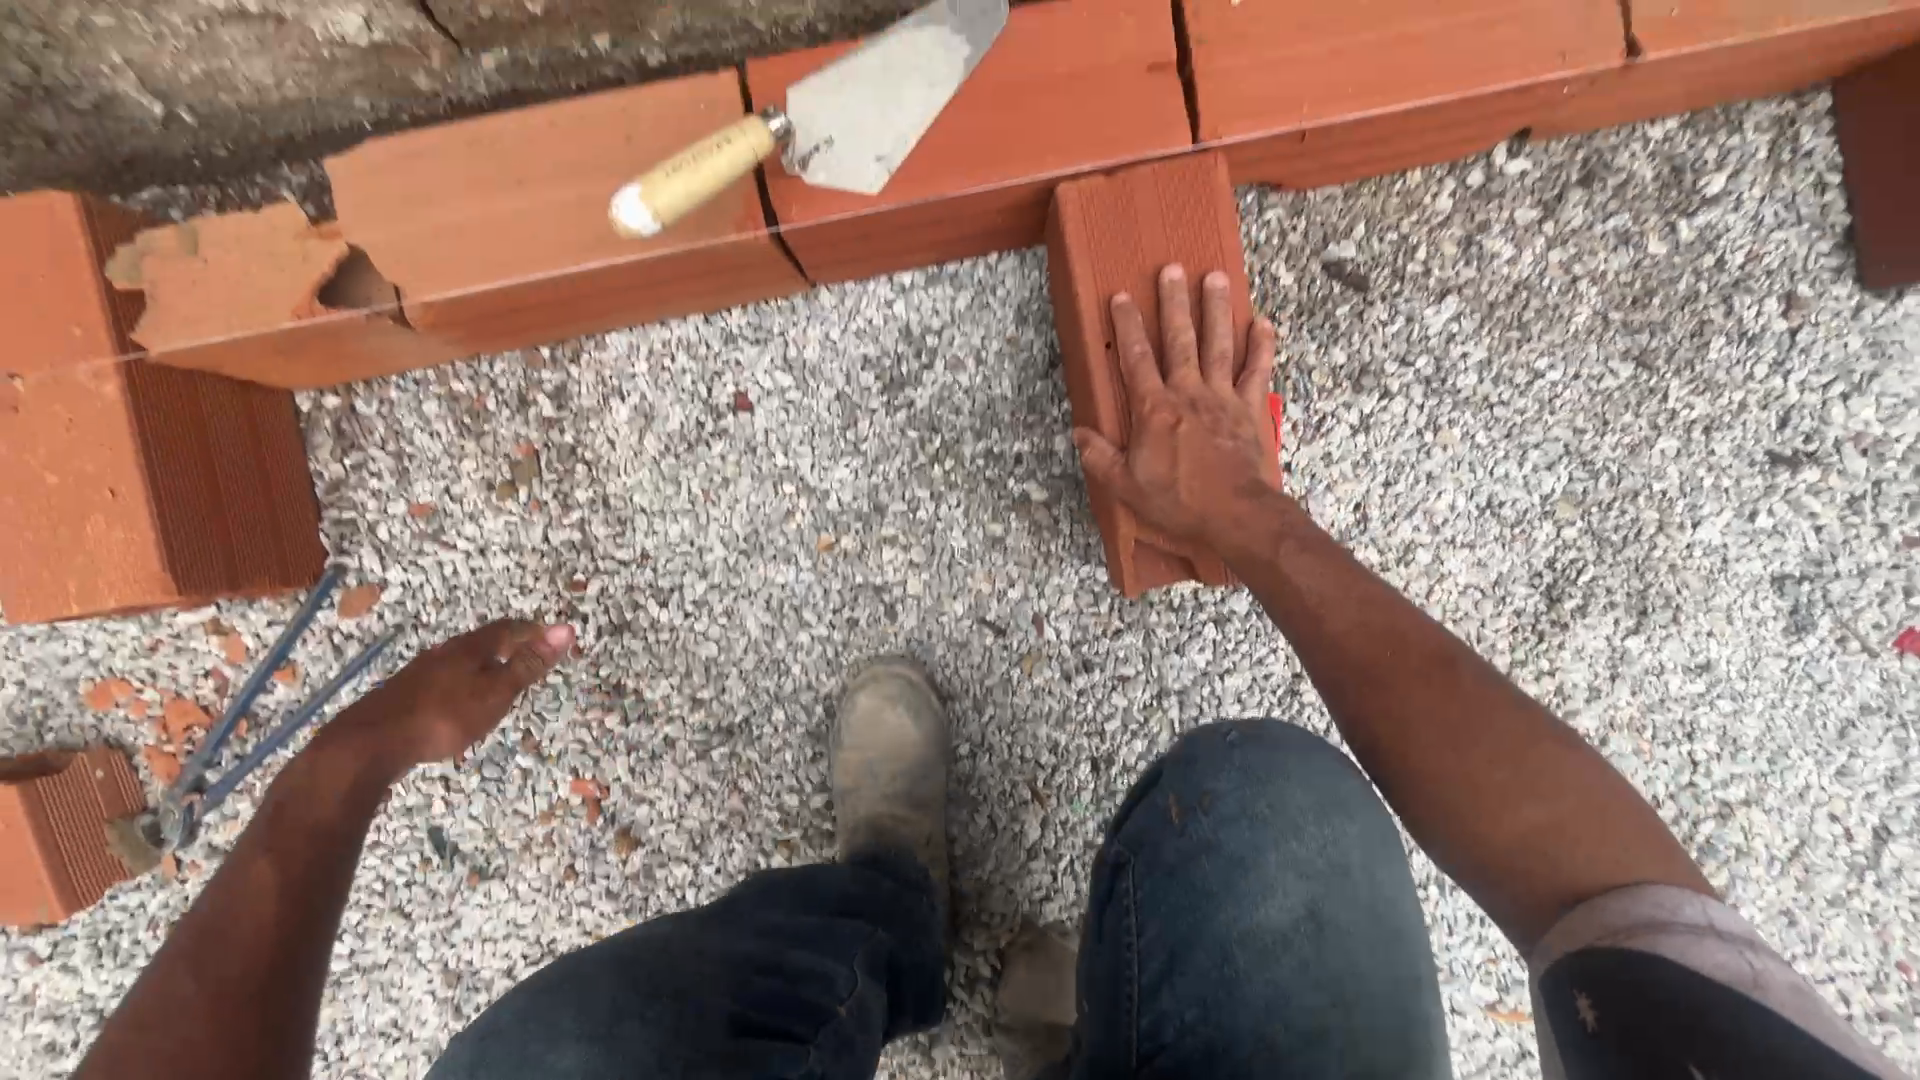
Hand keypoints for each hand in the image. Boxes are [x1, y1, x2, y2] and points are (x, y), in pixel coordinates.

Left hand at [325, 620, 574, 774]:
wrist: (368, 745)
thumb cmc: (444, 716)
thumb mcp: (497, 691)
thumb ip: (530, 663)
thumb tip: (567, 629)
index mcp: (471, 648)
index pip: (509, 628)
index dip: (533, 631)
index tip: (553, 639)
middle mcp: (444, 652)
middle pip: (483, 642)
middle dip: (508, 647)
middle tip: (530, 659)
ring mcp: (420, 673)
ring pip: (461, 662)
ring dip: (484, 667)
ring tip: (499, 683)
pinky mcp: (403, 695)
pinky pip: (443, 681)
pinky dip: (462, 685)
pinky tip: (459, 705)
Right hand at [1073, 264, 1283, 553]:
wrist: (1235, 514)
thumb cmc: (1178, 501)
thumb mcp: (1126, 486)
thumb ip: (1100, 457)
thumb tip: (1078, 434)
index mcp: (1154, 410)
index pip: (1135, 359)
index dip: (1127, 326)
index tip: (1121, 297)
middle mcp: (1188, 394)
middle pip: (1179, 340)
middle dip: (1173, 303)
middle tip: (1172, 268)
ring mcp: (1223, 398)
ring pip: (1218, 345)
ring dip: (1216, 310)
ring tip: (1215, 278)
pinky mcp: (1250, 409)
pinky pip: (1258, 371)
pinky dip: (1261, 346)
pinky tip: (1262, 322)